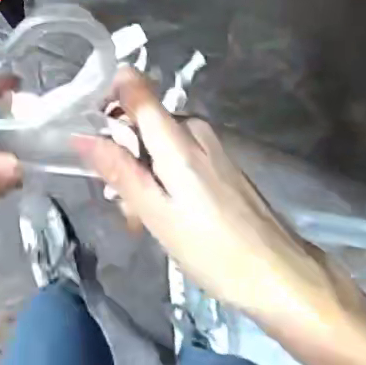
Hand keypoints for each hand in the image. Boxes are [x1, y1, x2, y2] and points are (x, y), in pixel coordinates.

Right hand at [73, 68, 365, 364]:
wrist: (285, 279)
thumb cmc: (215, 249)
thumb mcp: (157, 215)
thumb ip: (119, 170)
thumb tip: (80, 134)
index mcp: (175, 135)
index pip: (133, 85)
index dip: (106, 93)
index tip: (89, 123)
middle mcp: (192, 126)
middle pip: (142, 118)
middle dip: (122, 149)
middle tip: (120, 200)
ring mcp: (209, 142)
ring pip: (158, 139)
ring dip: (142, 168)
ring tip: (144, 218)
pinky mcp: (220, 160)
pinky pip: (179, 152)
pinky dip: (164, 174)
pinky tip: (168, 213)